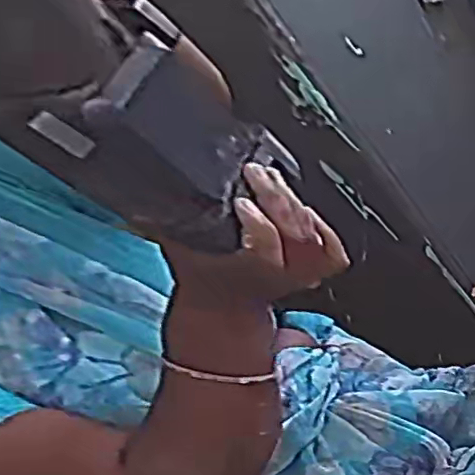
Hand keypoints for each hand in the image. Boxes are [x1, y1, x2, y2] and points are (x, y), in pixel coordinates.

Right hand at [162, 163, 348, 306]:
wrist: (226, 302)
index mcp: (250, 271)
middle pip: (298, 237)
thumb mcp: (176, 245)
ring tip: (273, 180)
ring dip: (296, 205)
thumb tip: (140, 195)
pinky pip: (335, 255)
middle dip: (278, 199)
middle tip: (256, 173)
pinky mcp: (317, 270)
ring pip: (316, 240)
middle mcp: (285, 275)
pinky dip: (327, 232)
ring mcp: (306, 273)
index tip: (240, 200)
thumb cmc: (201, 270)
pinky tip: (307, 209)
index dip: (259, 222)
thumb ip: (162, 222)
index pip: (267, 247)